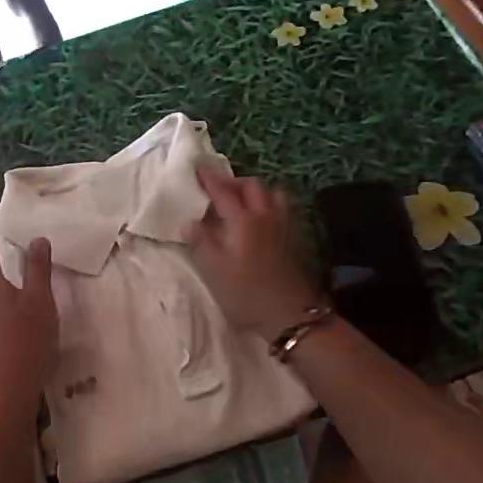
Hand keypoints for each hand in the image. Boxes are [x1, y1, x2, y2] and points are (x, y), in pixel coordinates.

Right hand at [184, 167, 323, 338]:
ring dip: (256, 191)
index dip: (209, 179)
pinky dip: (270, 204)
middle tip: (219, 187)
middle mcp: (265, 215)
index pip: (223, 192)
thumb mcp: (214, 270)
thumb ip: (200, 242)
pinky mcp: (294, 238)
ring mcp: (283, 225)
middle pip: (251, 186)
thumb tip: (189, 222)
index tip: (198, 168)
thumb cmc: (246, 293)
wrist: (289, 313)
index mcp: (243, 220)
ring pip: (272, 194)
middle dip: (234, 182)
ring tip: (244, 201)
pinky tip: (263, 219)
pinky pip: (283, 209)